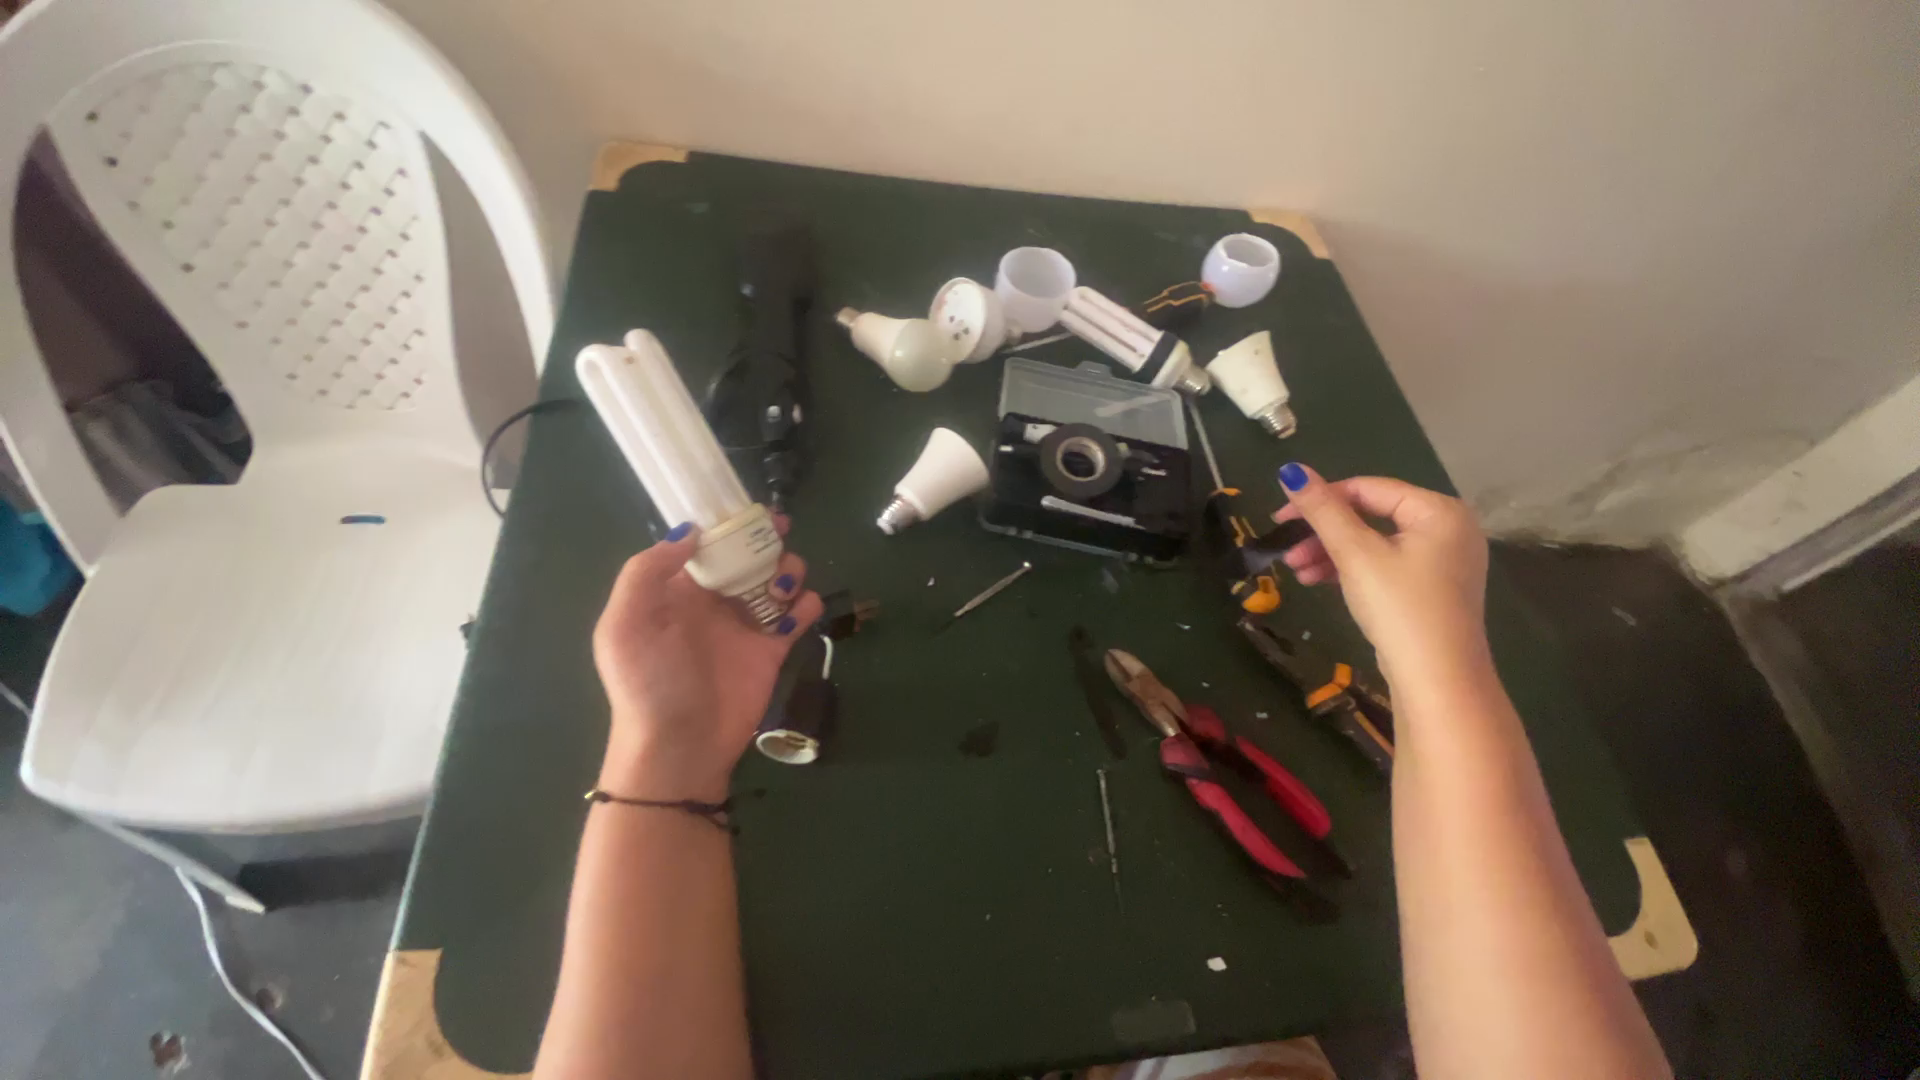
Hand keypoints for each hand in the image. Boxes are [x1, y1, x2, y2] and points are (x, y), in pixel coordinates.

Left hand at [591, 518, 823, 799]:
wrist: (679, 746)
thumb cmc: (648, 683)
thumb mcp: (625, 625)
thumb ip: (646, 572)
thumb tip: (690, 533)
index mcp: (677, 589)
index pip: (708, 544)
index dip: (729, 524)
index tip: (750, 511)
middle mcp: (714, 600)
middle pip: (750, 554)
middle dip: (767, 540)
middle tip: (779, 536)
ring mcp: (747, 623)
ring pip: (779, 578)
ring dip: (789, 570)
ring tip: (780, 587)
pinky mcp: (773, 647)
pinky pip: (799, 613)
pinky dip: (806, 604)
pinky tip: (796, 613)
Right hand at [1271, 464, 1490, 686]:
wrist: (1437, 679)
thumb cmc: (1399, 606)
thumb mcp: (1354, 554)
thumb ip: (1323, 510)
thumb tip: (1291, 470)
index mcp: (1438, 510)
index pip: (1367, 488)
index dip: (1319, 499)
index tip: (1279, 519)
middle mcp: (1447, 528)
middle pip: (1369, 515)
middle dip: (1323, 533)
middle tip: (1286, 552)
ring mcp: (1442, 560)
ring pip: (1373, 542)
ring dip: (1330, 553)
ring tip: (1297, 572)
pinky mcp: (1431, 588)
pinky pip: (1384, 564)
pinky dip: (1351, 569)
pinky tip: (1320, 581)